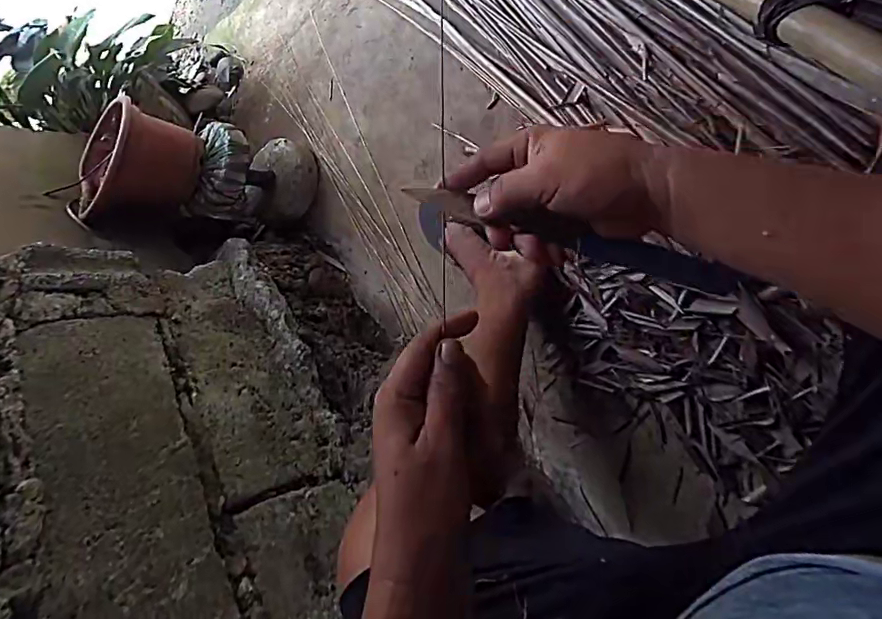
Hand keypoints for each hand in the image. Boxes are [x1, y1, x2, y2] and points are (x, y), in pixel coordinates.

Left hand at [366, 310, 479, 618]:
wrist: (420, 566)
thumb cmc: (428, 504)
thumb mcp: (442, 442)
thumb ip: (446, 391)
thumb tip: (449, 344)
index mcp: (394, 399)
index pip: (419, 347)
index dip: (447, 327)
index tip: (478, 316)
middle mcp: (397, 406)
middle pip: (428, 364)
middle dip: (457, 360)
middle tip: (487, 373)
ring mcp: (409, 427)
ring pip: (438, 388)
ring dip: (461, 386)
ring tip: (486, 398)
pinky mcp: (422, 446)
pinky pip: (443, 411)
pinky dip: (461, 408)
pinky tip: (478, 421)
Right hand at [444, 126, 669, 239]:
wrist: (647, 191)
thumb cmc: (595, 172)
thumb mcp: (545, 177)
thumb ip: (507, 191)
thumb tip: (477, 205)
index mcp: (528, 148)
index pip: (486, 161)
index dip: (464, 177)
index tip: (441, 194)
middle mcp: (537, 171)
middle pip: (502, 199)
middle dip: (500, 223)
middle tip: (501, 241)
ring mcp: (553, 196)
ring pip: (522, 223)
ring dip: (526, 240)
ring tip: (539, 250)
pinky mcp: (569, 220)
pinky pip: (545, 236)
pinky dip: (547, 247)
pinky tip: (558, 254)